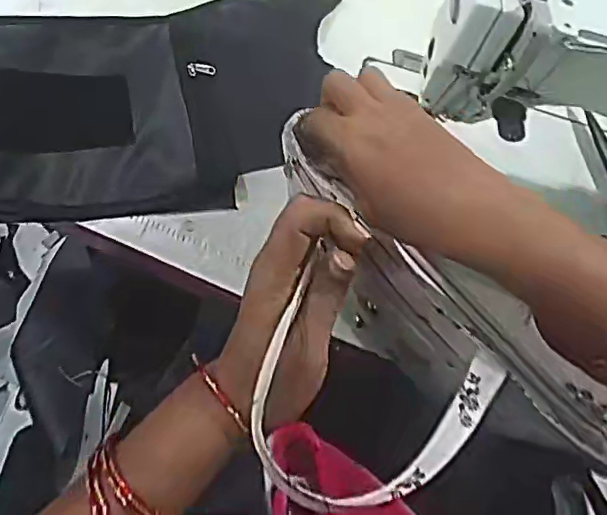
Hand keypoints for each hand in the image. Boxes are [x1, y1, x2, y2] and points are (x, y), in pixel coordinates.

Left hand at [213, 196, 367, 430]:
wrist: (241, 396)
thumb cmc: (271, 379)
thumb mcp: (307, 346)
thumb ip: (326, 296)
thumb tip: (346, 254)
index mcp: (274, 270)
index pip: (300, 214)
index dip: (335, 216)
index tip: (362, 242)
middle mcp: (271, 259)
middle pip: (302, 210)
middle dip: (339, 217)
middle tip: (365, 247)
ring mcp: (276, 265)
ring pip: (306, 223)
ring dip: (337, 228)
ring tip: (362, 254)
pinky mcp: (284, 276)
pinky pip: (308, 243)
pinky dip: (332, 243)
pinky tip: (349, 263)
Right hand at [296, 68, 513, 257]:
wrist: (476, 209)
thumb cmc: (421, 218)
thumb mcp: (367, 209)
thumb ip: (344, 179)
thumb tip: (336, 165)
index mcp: (350, 140)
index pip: (312, 118)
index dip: (308, 132)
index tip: (313, 146)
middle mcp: (370, 114)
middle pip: (334, 81)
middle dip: (328, 100)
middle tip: (336, 126)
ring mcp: (397, 107)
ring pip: (364, 75)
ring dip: (357, 91)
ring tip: (362, 119)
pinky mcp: (420, 110)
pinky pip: (391, 90)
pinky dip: (382, 100)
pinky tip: (389, 128)